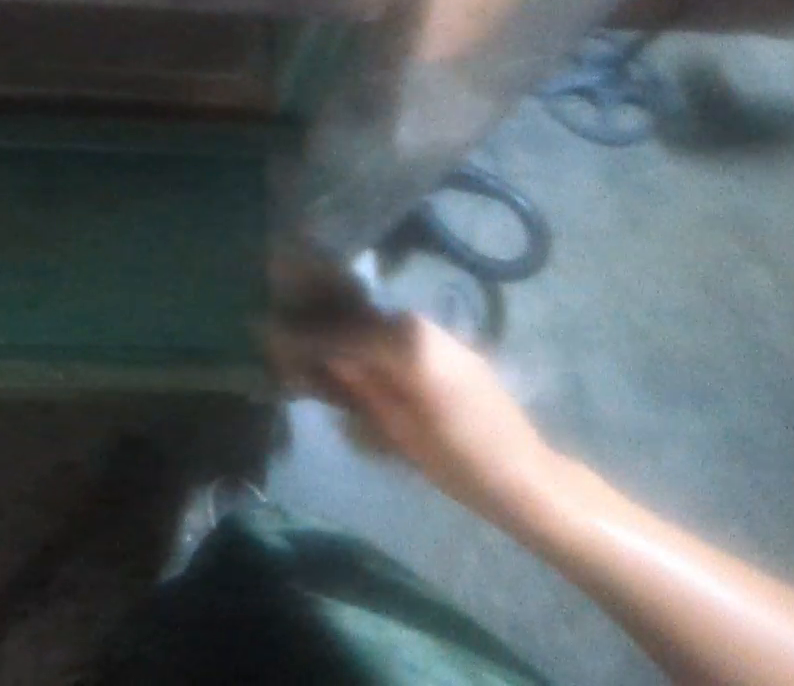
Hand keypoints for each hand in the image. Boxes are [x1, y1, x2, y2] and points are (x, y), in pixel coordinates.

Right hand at [269, 311, 564, 527]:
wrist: (526, 475)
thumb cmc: (457, 461)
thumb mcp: (395, 427)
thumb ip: (354, 385)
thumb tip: (314, 358)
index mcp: (405, 341)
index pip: (339, 331)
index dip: (302, 335)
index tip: (266, 333)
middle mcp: (418, 324)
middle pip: (356, 318)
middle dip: (321, 328)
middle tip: (286, 344)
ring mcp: (436, 332)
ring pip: (376, 325)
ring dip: (346, 336)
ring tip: (316, 357)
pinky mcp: (448, 346)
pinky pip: (397, 337)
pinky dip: (372, 346)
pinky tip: (357, 366)